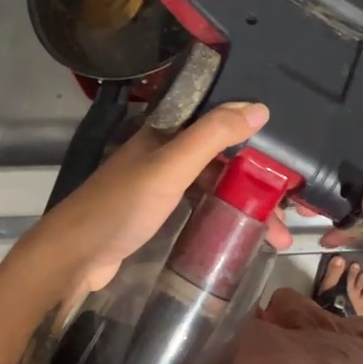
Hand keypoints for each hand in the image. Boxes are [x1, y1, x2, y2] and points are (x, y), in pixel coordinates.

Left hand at [22, 102, 292, 292]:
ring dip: (245, 205)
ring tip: (276, 236)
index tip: (288, 163)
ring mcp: (159, 185)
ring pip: (213, 185)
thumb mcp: (171, 166)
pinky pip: (199, 208)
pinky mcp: (156, 214)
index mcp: (165, 132)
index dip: (254, 138)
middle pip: (221, 158)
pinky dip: (223, 218)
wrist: (74, 255)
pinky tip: (241, 237)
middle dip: (256, 183)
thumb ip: (212, 135)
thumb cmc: (122, 206)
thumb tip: (259, 108)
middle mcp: (164, 153)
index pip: (219, 123)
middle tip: (288, 213)